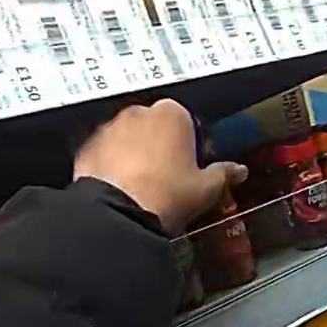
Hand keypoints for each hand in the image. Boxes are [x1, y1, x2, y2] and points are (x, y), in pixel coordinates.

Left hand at [74, 99, 246, 233]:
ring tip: (141, 187)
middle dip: (160, 147)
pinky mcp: (87, 147)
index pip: (186, 122)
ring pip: (127, 139)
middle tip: (167, 179)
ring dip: (134, 155)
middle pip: (154, 127)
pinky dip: (111, 166)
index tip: (190, 167)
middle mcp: (138, 113)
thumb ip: (223, 174)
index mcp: (172, 114)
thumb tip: (238, 171)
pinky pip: (104, 153)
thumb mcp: (206, 188)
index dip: (190, 146)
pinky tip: (120, 189)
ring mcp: (108, 128)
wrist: (120, 213)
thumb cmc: (168, 195)